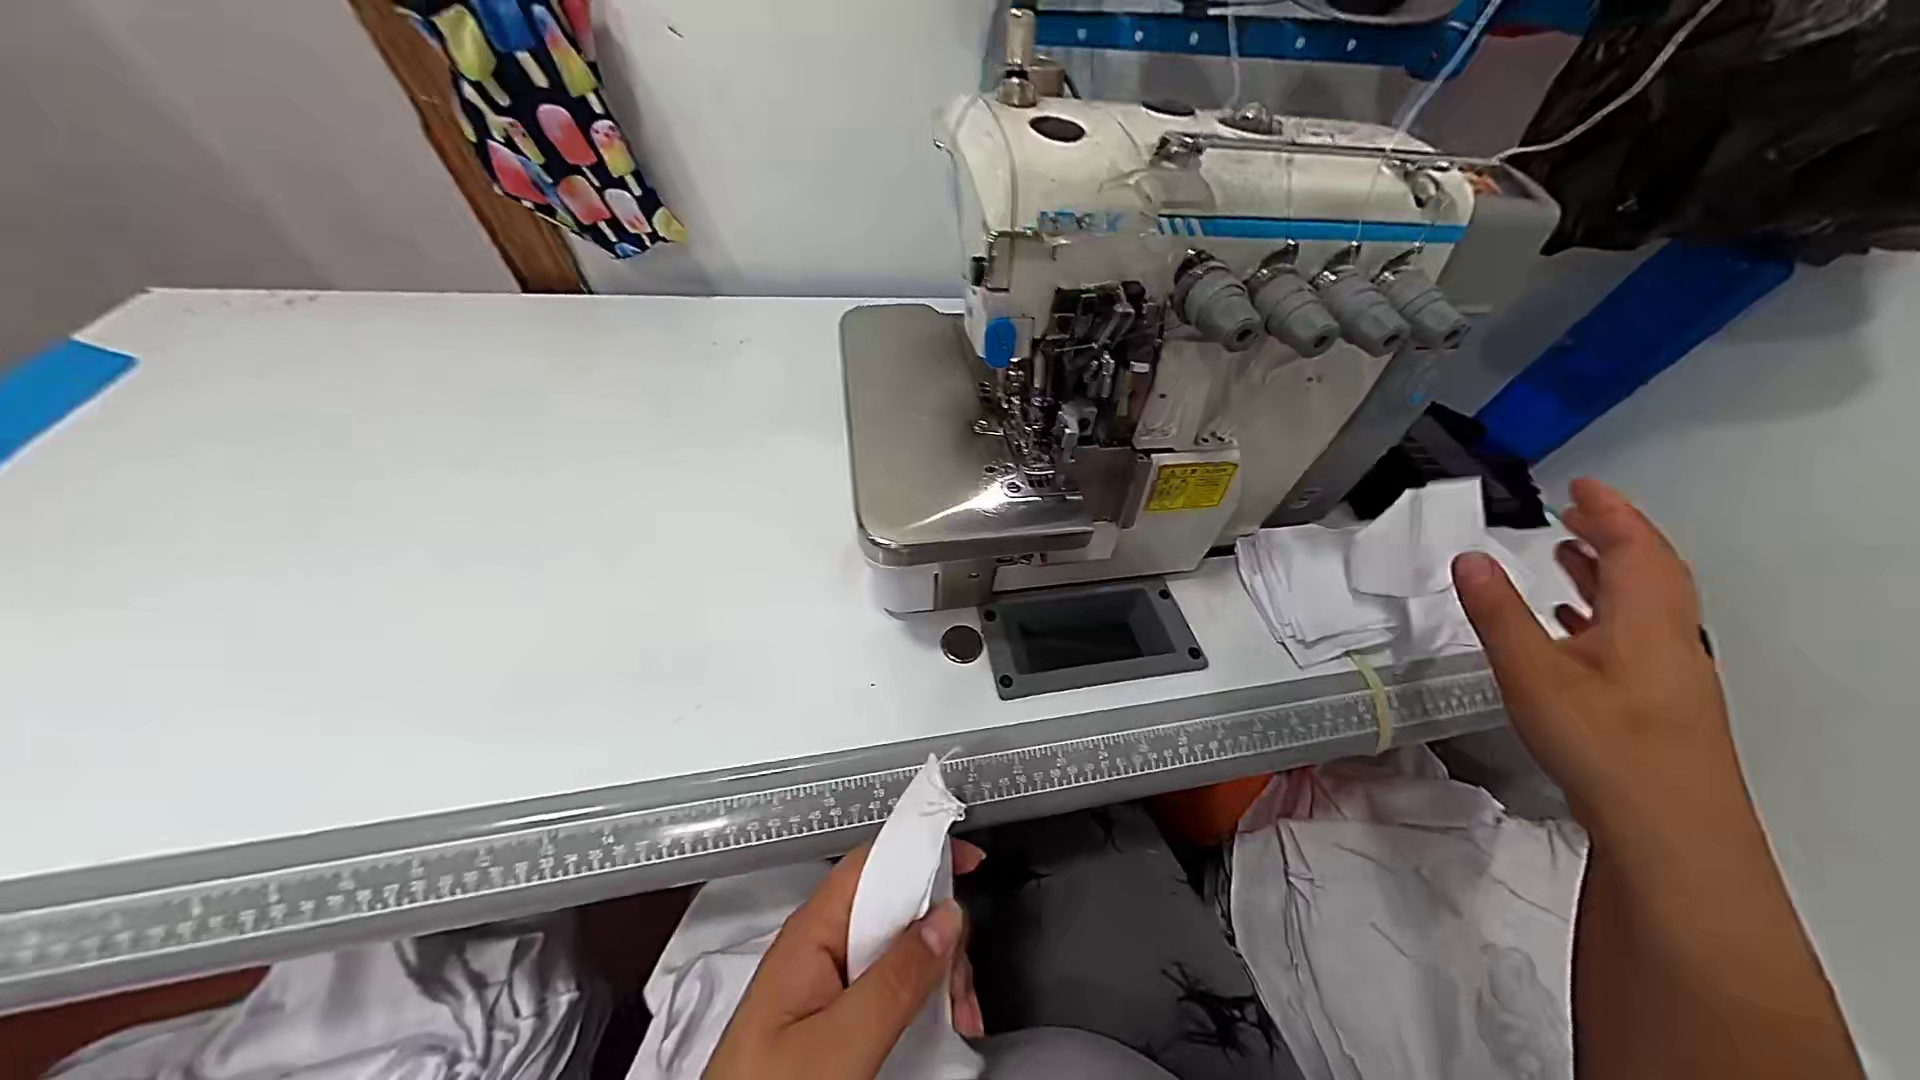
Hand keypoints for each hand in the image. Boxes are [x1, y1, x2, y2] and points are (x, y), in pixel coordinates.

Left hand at [703, 840, 985, 1079]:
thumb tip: (946, 918)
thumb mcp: (842, 1041)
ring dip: (938, 972)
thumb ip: (898, 976)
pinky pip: (890, 980)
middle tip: (959, 981)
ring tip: (954, 1017)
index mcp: (814, 930)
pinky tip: (937, 1026)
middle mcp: (822, 942)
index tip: (968, 860)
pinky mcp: (836, 1008)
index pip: (874, 860)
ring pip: (900, 943)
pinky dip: (923, 997)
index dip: (922, 849)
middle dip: (940, 932)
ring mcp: (830, 975)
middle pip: (896, 902)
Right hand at [1451, 477, 1741, 837]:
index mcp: (1647, 623)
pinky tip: (1573, 624)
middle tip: (1575, 511)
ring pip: (1644, 605)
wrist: (1669, 833)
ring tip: (1568, 554)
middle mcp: (1669, 640)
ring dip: (1608, 571)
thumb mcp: (1532, 673)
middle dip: (1614, 534)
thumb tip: (1468, 558)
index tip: (1582, 484)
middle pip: (1652, 572)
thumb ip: (1498, 613)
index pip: (1636, 549)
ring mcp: (1669, 673)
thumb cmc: (1602, 744)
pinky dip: (1603, 611)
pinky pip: (1635, 635)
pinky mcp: (1658, 701)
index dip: (1610, 511)